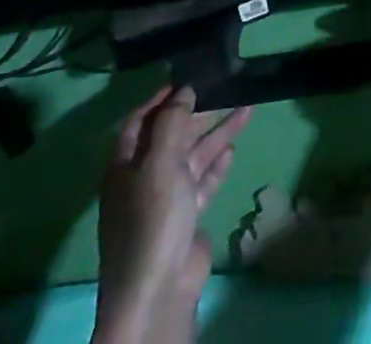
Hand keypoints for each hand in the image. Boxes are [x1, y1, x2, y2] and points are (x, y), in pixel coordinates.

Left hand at [94, 85, 251, 343]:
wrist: (159, 291)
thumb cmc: (152, 218)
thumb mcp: (159, 163)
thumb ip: (172, 124)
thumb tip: (183, 90)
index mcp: (125, 162)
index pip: (142, 119)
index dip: (162, 98)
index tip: (187, 79)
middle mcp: (143, 176)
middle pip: (172, 136)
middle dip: (197, 113)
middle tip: (224, 89)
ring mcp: (166, 199)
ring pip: (193, 157)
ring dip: (216, 135)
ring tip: (245, 110)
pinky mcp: (186, 219)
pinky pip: (202, 183)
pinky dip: (217, 166)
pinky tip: (233, 149)